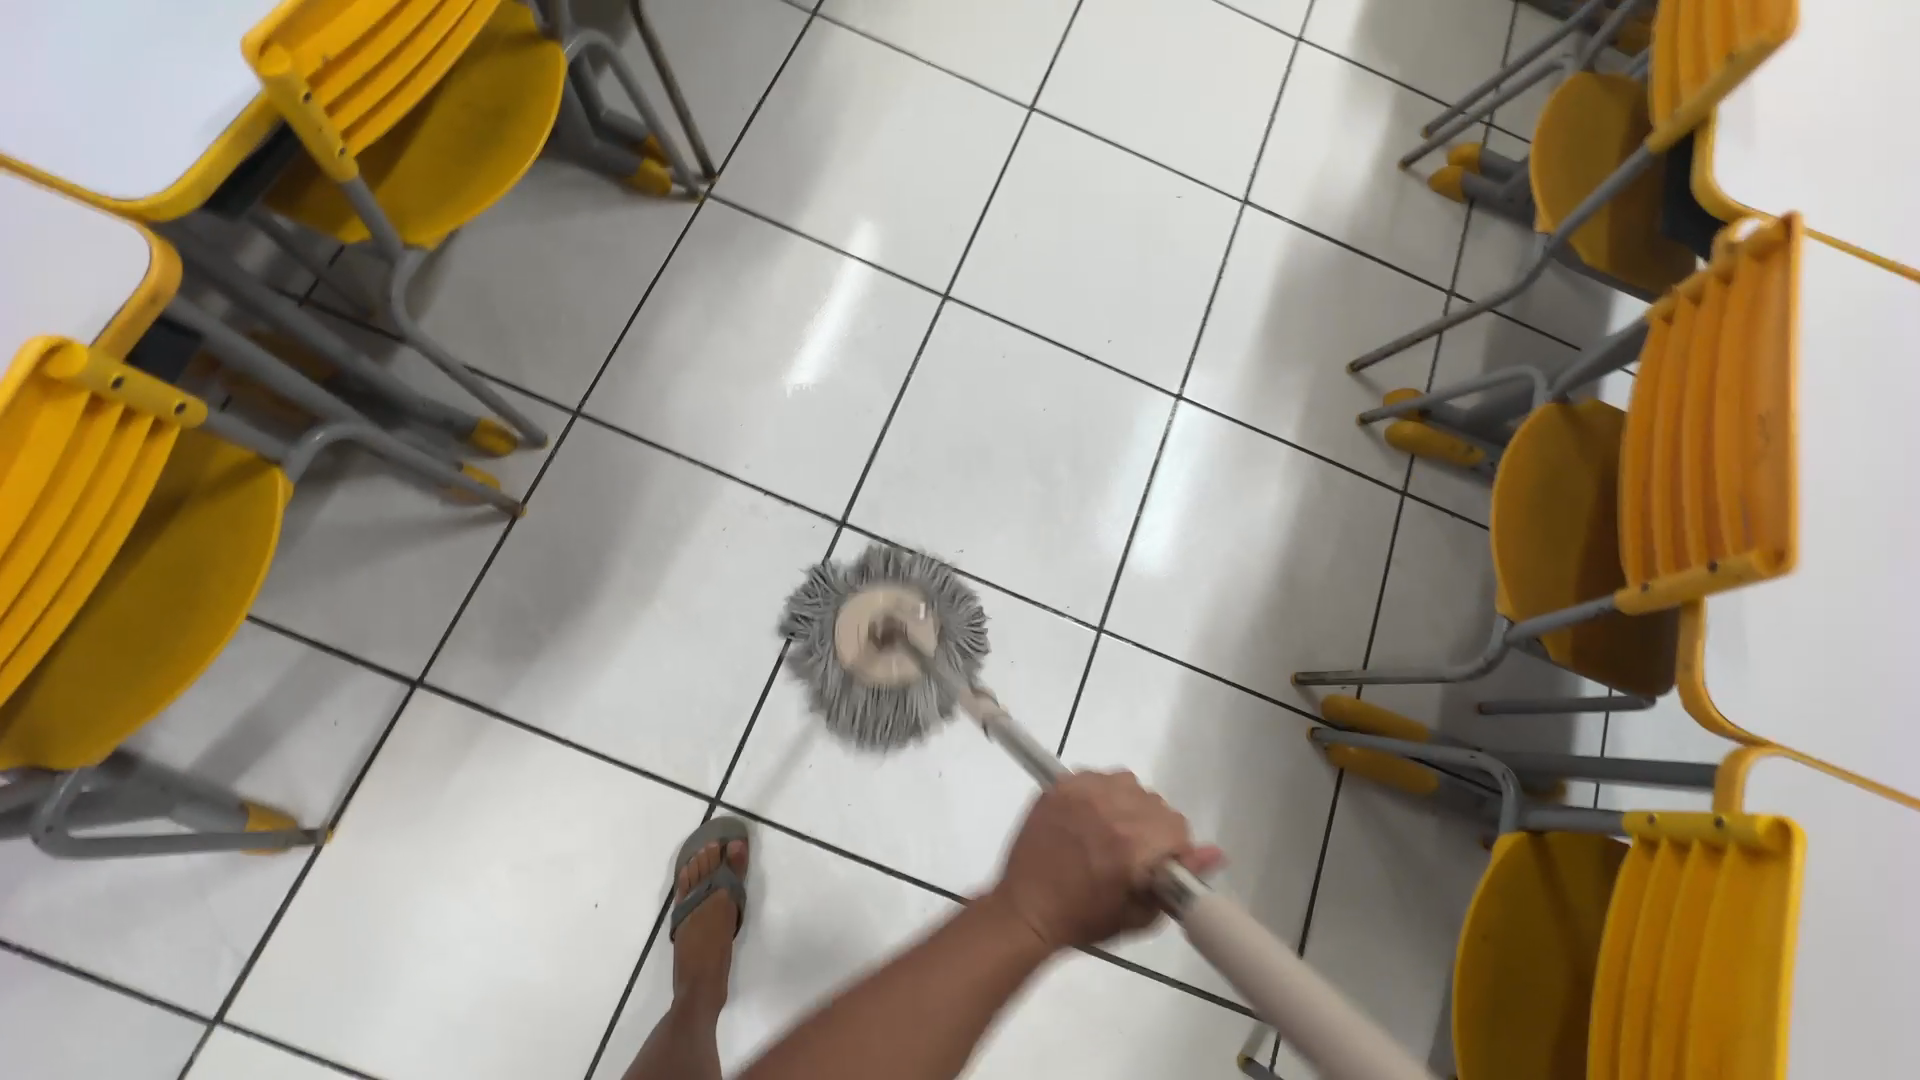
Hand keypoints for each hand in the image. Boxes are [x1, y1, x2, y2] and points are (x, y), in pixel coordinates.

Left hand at [986, 771, 1223, 950]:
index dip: (1173, 849)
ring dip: (1128, 804)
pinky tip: (1089, 816)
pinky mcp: (1059, 786)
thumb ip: (1179, 881)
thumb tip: (1216, 853)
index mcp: (1132, 842)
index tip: (1157, 865)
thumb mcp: (1139, 913)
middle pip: (1154, 803)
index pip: (1177, 826)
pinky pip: (1096, 776)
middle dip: (1152, 828)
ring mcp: (1081, 792)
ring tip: (1111, 830)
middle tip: (1132, 853)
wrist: (1025, 908)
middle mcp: (1109, 809)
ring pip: (1128, 783)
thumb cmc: (1083, 918)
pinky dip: (1100, 792)